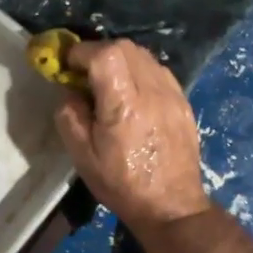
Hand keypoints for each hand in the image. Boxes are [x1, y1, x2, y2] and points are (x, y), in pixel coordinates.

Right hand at [54, 40, 214, 232]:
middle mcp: (152, 91)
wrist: (171, 206)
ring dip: (120, 59)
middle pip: (125, 47)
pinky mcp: (183, 101)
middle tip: (85, 72)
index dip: (82, 52)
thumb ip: (69, 115)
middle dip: (99, 51)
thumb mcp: (82, 155)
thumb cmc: (122, 183)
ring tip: (108, 82)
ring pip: (143, 55)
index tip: (69, 65)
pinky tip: (132, 93)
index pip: (105, 54)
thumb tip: (71, 91)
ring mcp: (172, 94)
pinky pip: (157, 70)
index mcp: (124, 105)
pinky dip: (139, 71)